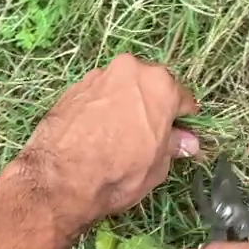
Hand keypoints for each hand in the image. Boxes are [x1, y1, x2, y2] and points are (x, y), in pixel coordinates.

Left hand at [14, 54, 198, 232]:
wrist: (61, 178)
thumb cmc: (120, 173)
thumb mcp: (157, 166)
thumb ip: (173, 147)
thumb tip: (186, 142)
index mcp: (160, 85)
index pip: (182, 99)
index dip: (182, 122)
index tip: (179, 137)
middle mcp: (130, 70)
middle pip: (150, 88)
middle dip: (152, 108)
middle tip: (148, 138)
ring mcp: (98, 76)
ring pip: (121, 89)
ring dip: (125, 106)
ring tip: (118, 138)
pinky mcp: (72, 88)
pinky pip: (97, 97)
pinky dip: (101, 110)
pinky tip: (96, 135)